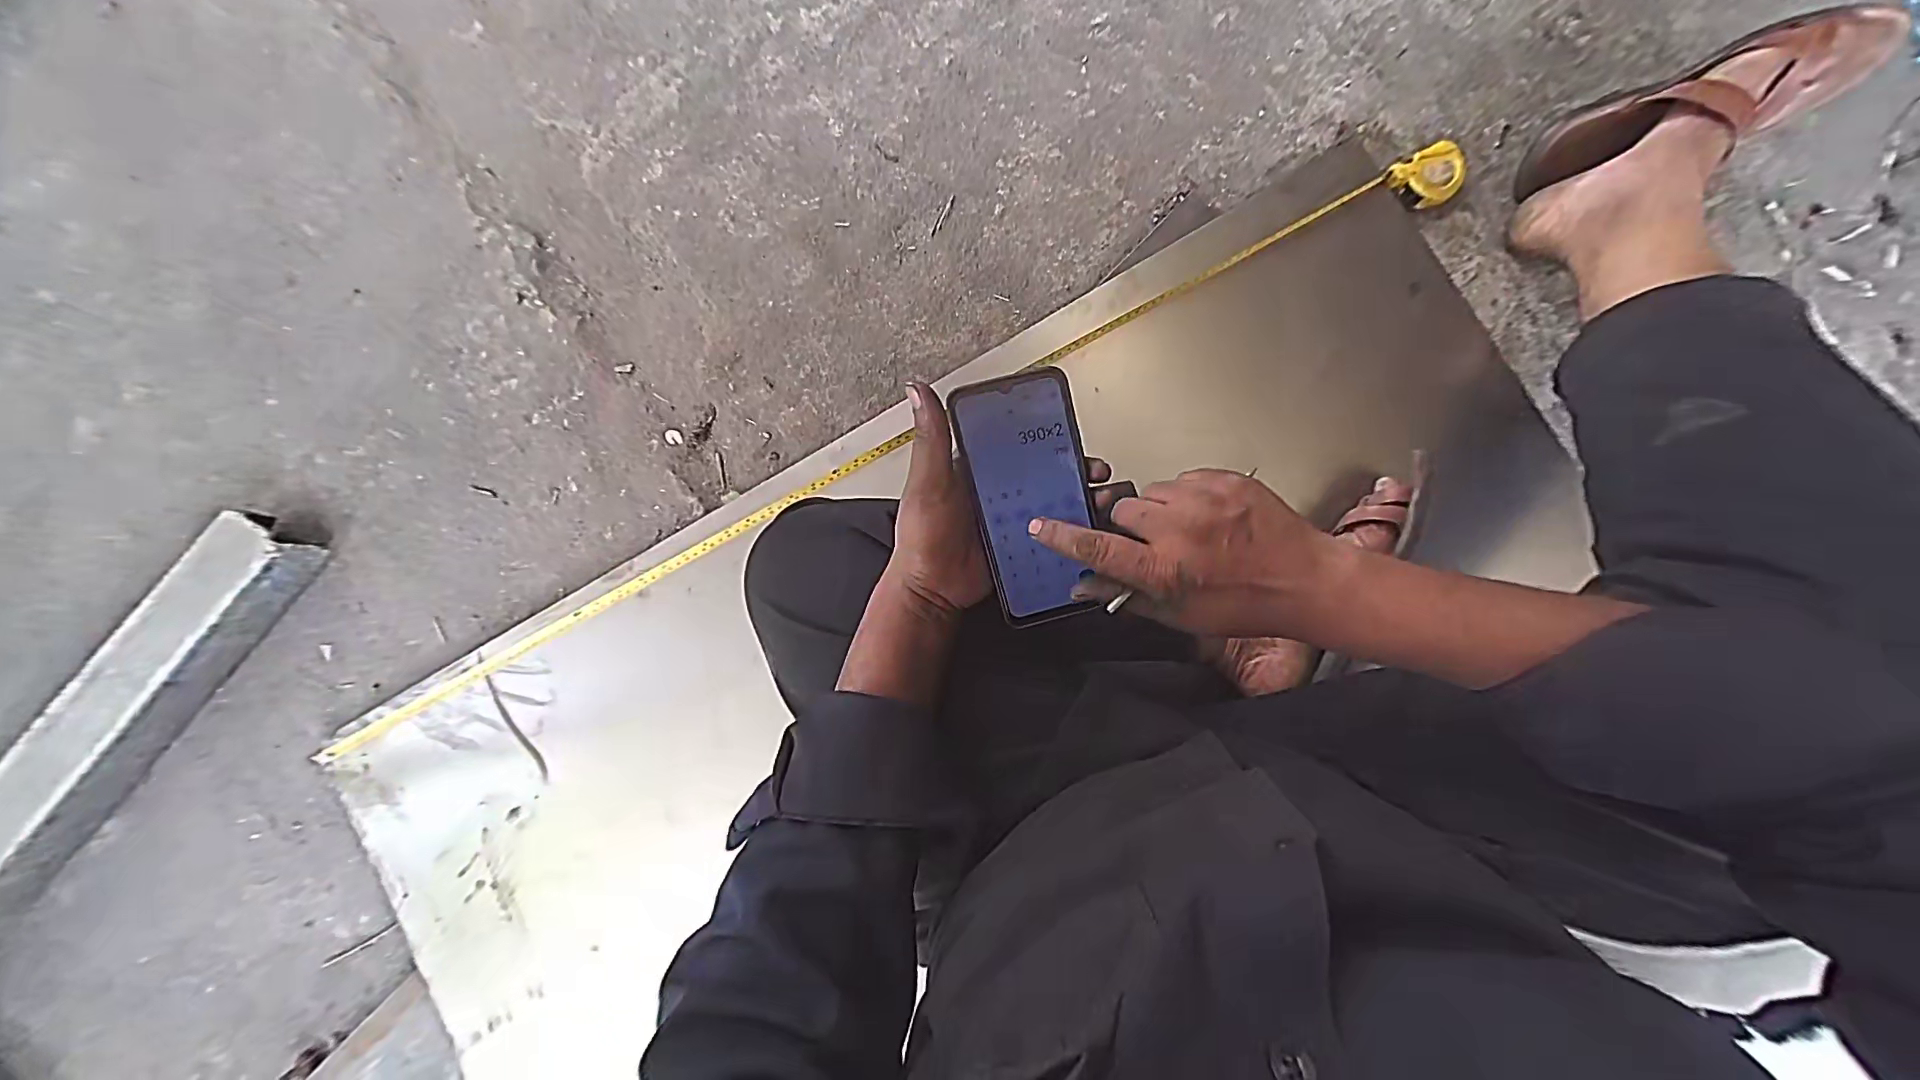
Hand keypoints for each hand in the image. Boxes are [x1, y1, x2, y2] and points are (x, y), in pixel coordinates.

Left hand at [885, 381, 1114, 620]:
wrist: (932, 592)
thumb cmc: (922, 539)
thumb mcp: (926, 484)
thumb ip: (930, 440)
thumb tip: (919, 392)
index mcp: (974, 467)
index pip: (1012, 440)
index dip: (1040, 431)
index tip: (1064, 426)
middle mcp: (996, 488)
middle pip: (1040, 468)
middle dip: (1070, 465)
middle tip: (1090, 467)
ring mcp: (1011, 515)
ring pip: (1051, 497)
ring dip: (1075, 494)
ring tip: (1095, 496)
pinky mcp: (1022, 540)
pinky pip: (1051, 529)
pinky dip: (1069, 525)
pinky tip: (1084, 524)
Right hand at [1030, 468, 1341, 637]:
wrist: (1305, 580)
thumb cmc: (1245, 604)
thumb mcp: (1180, 616)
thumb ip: (1126, 596)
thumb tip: (1083, 585)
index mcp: (1166, 571)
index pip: (1099, 550)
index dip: (1064, 538)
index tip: (1042, 527)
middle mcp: (1181, 531)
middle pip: (1122, 511)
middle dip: (1130, 526)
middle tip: (1154, 543)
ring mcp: (1205, 501)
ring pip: (1151, 493)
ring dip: (1158, 510)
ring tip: (1188, 530)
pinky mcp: (1225, 481)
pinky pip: (1183, 479)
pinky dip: (1186, 497)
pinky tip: (1208, 518)